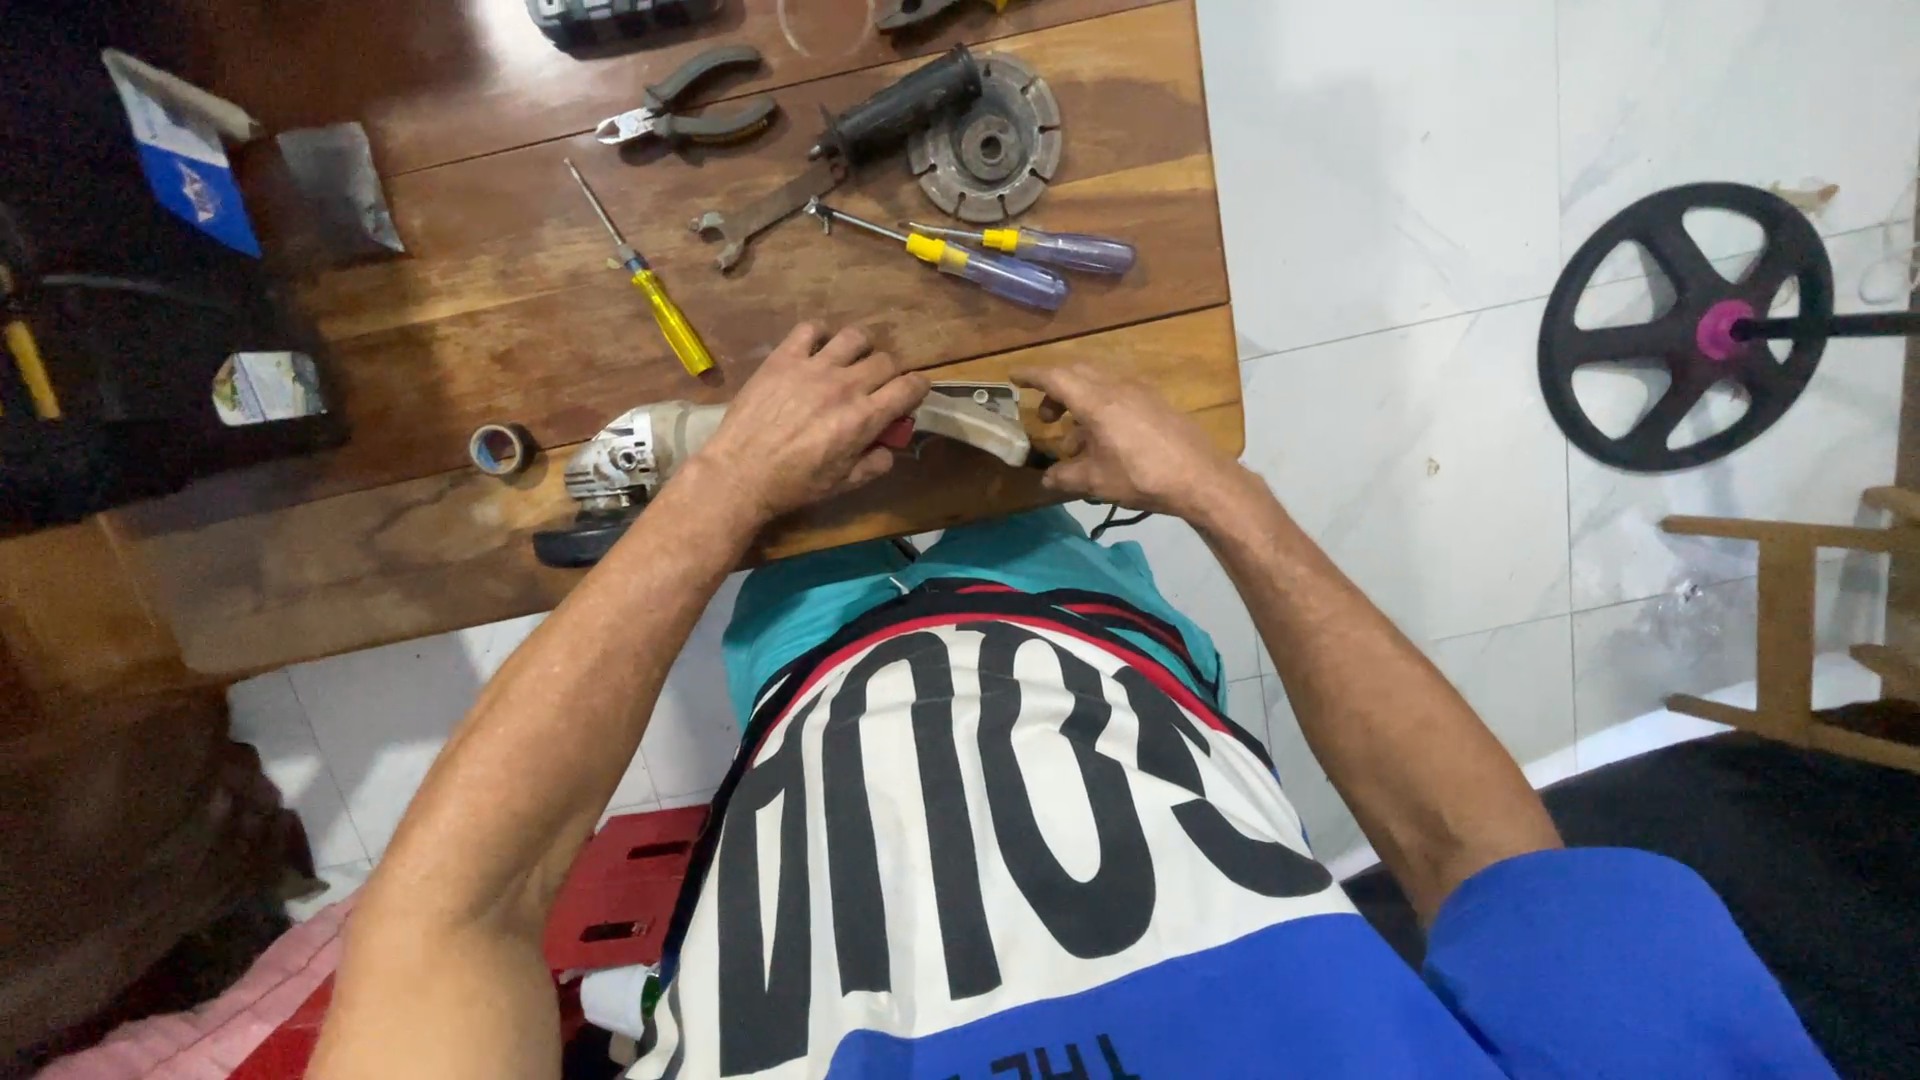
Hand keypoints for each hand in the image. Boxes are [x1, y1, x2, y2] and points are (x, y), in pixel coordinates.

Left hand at [695, 323, 928, 522]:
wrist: (740, 473)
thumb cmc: (794, 485)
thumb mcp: (844, 484)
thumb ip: (875, 464)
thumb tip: (889, 447)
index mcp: (863, 419)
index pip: (909, 387)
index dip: (918, 388)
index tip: (913, 393)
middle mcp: (844, 386)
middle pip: (886, 360)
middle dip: (890, 373)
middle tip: (877, 386)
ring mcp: (813, 367)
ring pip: (855, 337)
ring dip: (862, 348)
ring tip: (852, 361)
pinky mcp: (784, 358)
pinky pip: (810, 329)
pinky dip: (820, 335)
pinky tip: (817, 350)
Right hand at [1011, 365, 1250, 518]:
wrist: (1200, 478)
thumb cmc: (1141, 477)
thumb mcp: (1096, 481)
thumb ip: (1066, 476)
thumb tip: (1047, 478)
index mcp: (1096, 402)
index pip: (1055, 378)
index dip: (1031, 375)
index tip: (1013, 376)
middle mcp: (1117, 387)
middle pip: (1077, 374)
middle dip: (1055, 390)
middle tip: (1045, 415)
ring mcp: (1140, 392)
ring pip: (1098, 384)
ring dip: (1079, 404)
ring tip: (1073, 441)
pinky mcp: (1155, 403)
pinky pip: (1117, 395)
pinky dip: (1100, 409)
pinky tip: (1102, 441)